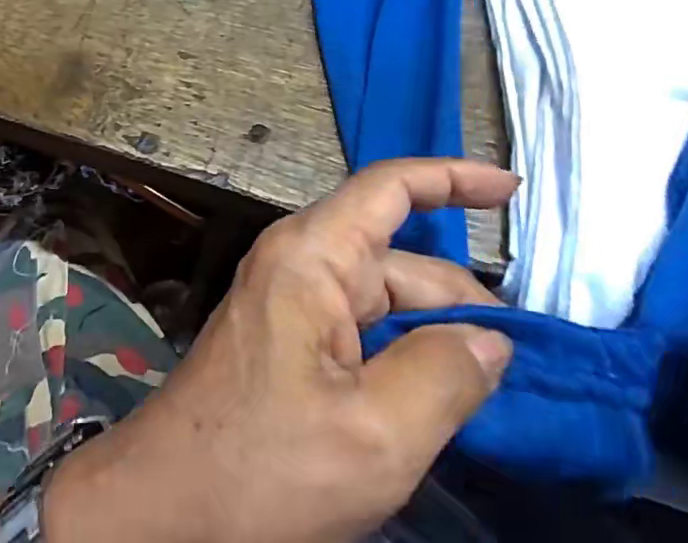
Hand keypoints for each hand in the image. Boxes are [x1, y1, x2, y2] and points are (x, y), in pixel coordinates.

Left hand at [42, 158, 515, 542]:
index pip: (390, 187)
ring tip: (491, 386)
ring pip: (385, 300)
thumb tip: (491, 341)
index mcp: (313, 255)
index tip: (510, 187)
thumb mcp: (375, 434)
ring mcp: (291, 302)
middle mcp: (301, 263)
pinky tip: (438, 396)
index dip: (453, 178)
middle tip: (525, 359)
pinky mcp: (288, 341)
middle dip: (460, 300)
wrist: (162, 514)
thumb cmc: (262, 468)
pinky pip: (361, 331)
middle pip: (400, 260)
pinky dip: (404, 354)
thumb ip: (446, 376)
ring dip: (435, 335)